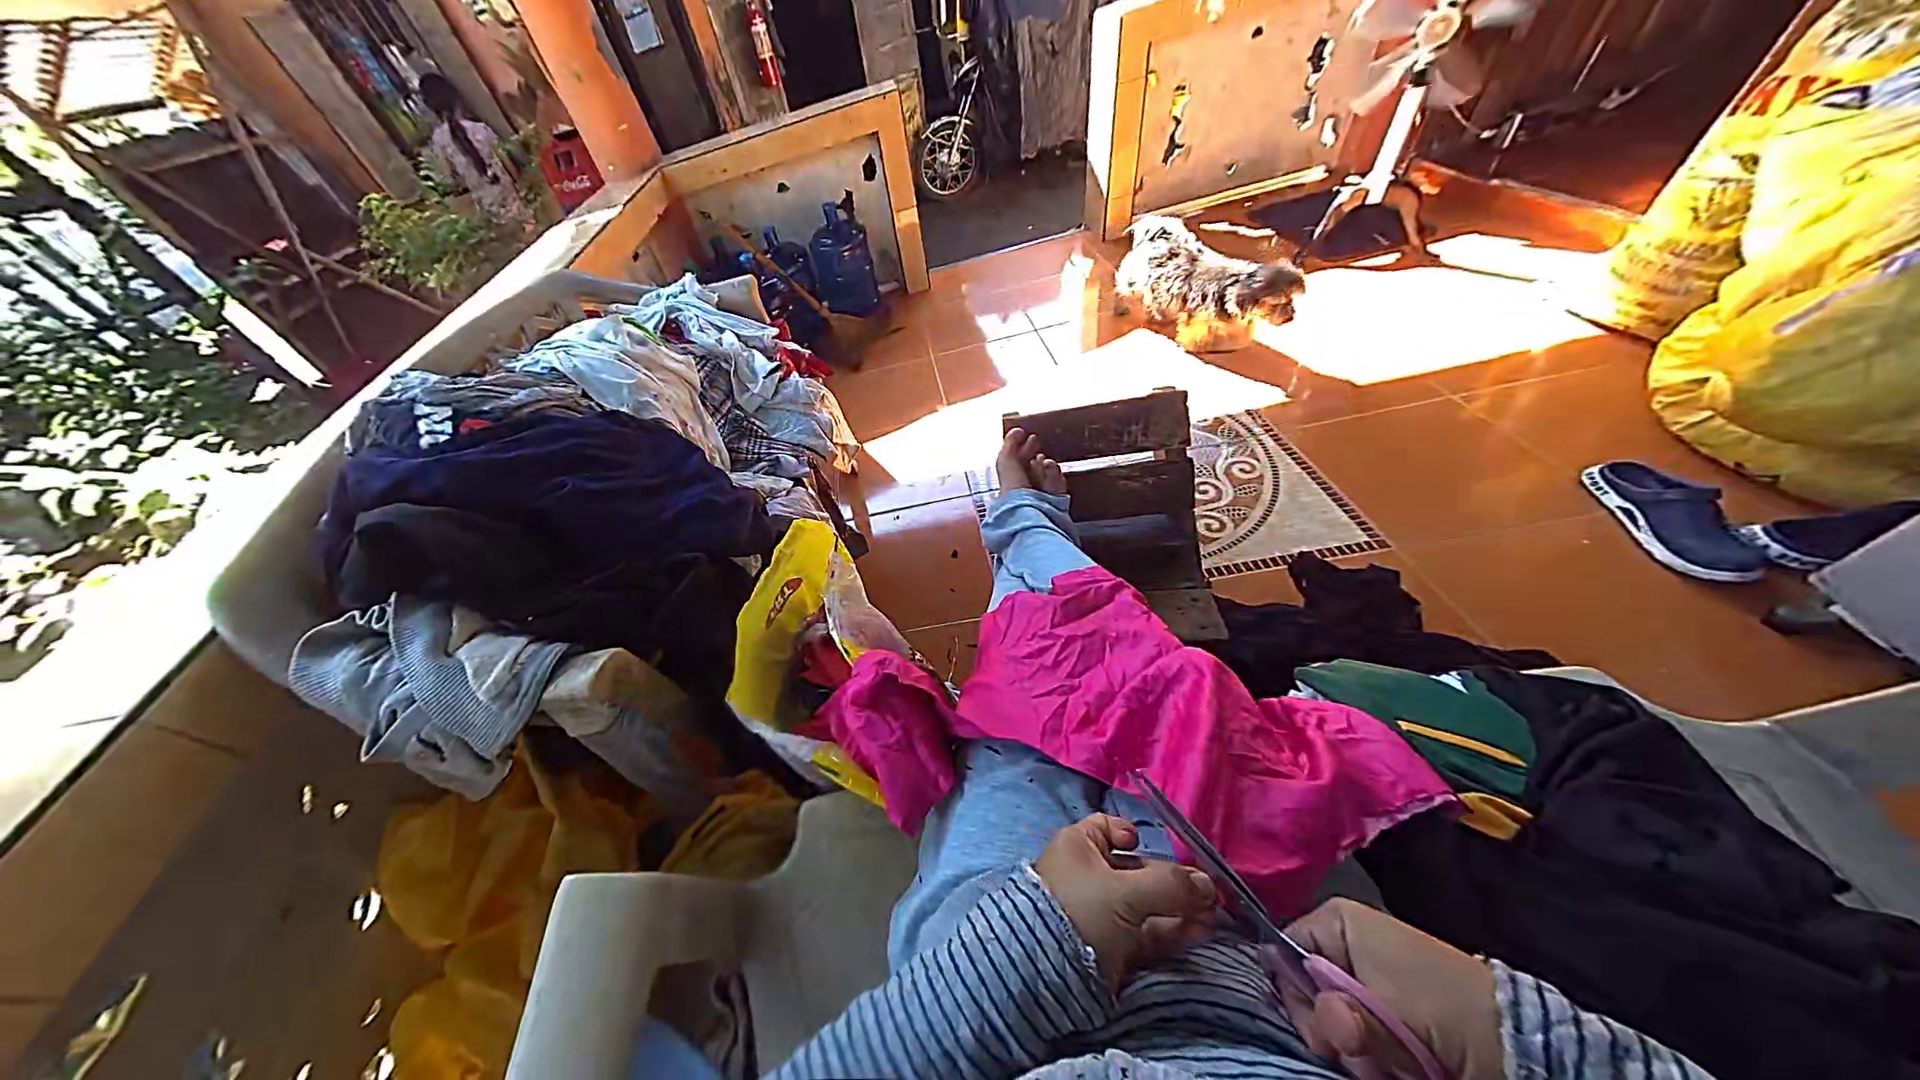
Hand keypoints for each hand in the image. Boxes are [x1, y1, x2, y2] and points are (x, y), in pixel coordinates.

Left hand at [1034, 814, 1217, 985]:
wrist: (1045, 976)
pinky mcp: (1112, 947)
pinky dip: (1172, 931)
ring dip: (1179, 907)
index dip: (1130, 833)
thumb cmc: (1081, 910)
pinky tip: (1200, 931)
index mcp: (1078, 846)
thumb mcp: (1124, 891)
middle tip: (1208, 892)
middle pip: (1137, 869)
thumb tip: (1209, 884)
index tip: (1151, 845)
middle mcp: (1088, 875)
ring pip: (1147, 904)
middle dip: (1172, 879)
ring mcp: (1100, 913)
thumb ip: (1169, 885)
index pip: (1105, 828)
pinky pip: (1147, 932)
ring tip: (1212, 914)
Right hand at [1276, 898, 1502, 1079]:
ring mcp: (1365, 979)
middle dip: (1335, 1033)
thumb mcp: (1393, 1013)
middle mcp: (1343, 945)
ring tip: (1397, 1066)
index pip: (1282, 952)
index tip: (1331, 1028)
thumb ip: (1346, 1017)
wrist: (1524, 1044)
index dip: (1297, 994)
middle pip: (1305, 993)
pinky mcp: (1386, 1012)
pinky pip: (1358, 1038)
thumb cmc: (1448, 1009)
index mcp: (1336, 922)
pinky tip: (1403, 1069)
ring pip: (1332, 1023)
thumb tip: (1326, 1022)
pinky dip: (1376, 1060)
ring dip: (1358, 1054)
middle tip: (1368, 1053)